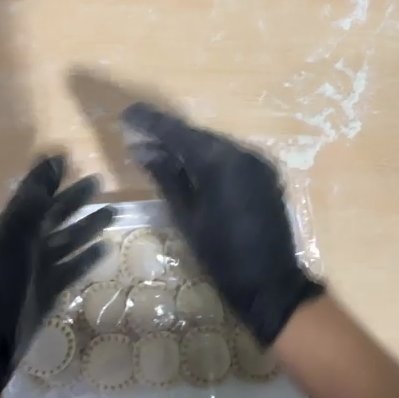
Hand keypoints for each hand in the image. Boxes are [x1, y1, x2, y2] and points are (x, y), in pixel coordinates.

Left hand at [0, 155, 114, 397]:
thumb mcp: (12, 238)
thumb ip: (33, 202)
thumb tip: (52, 159)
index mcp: (10, 227)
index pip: (34, 193)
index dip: (49, 176)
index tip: (69, 156)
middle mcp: (23, 244)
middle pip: (53, 215)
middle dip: (74, 198)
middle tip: (101, 181)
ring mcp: (36, 269)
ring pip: (66, 241)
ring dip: (86, 226)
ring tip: (112, 211)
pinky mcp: (47, 293)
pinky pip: (71, 269)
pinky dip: (86, 258)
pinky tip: (105, 248)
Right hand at [121, 103, 323, 344]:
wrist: (271, 283)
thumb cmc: (221, 256)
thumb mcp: (186, 217)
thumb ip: (165, 177)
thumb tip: (140, 149)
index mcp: (219, 162)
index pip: (177, 132)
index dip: (150, 122)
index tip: (126, 114)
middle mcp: (241, 152)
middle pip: (196, 135)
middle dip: (166, 134)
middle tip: (137, 134)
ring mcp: (257, 162)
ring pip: (213, 145)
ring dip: (186, 146)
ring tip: (157, 151)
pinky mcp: (266, 174)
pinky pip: (230, 158)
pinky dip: (207, 159)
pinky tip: (189, 167)